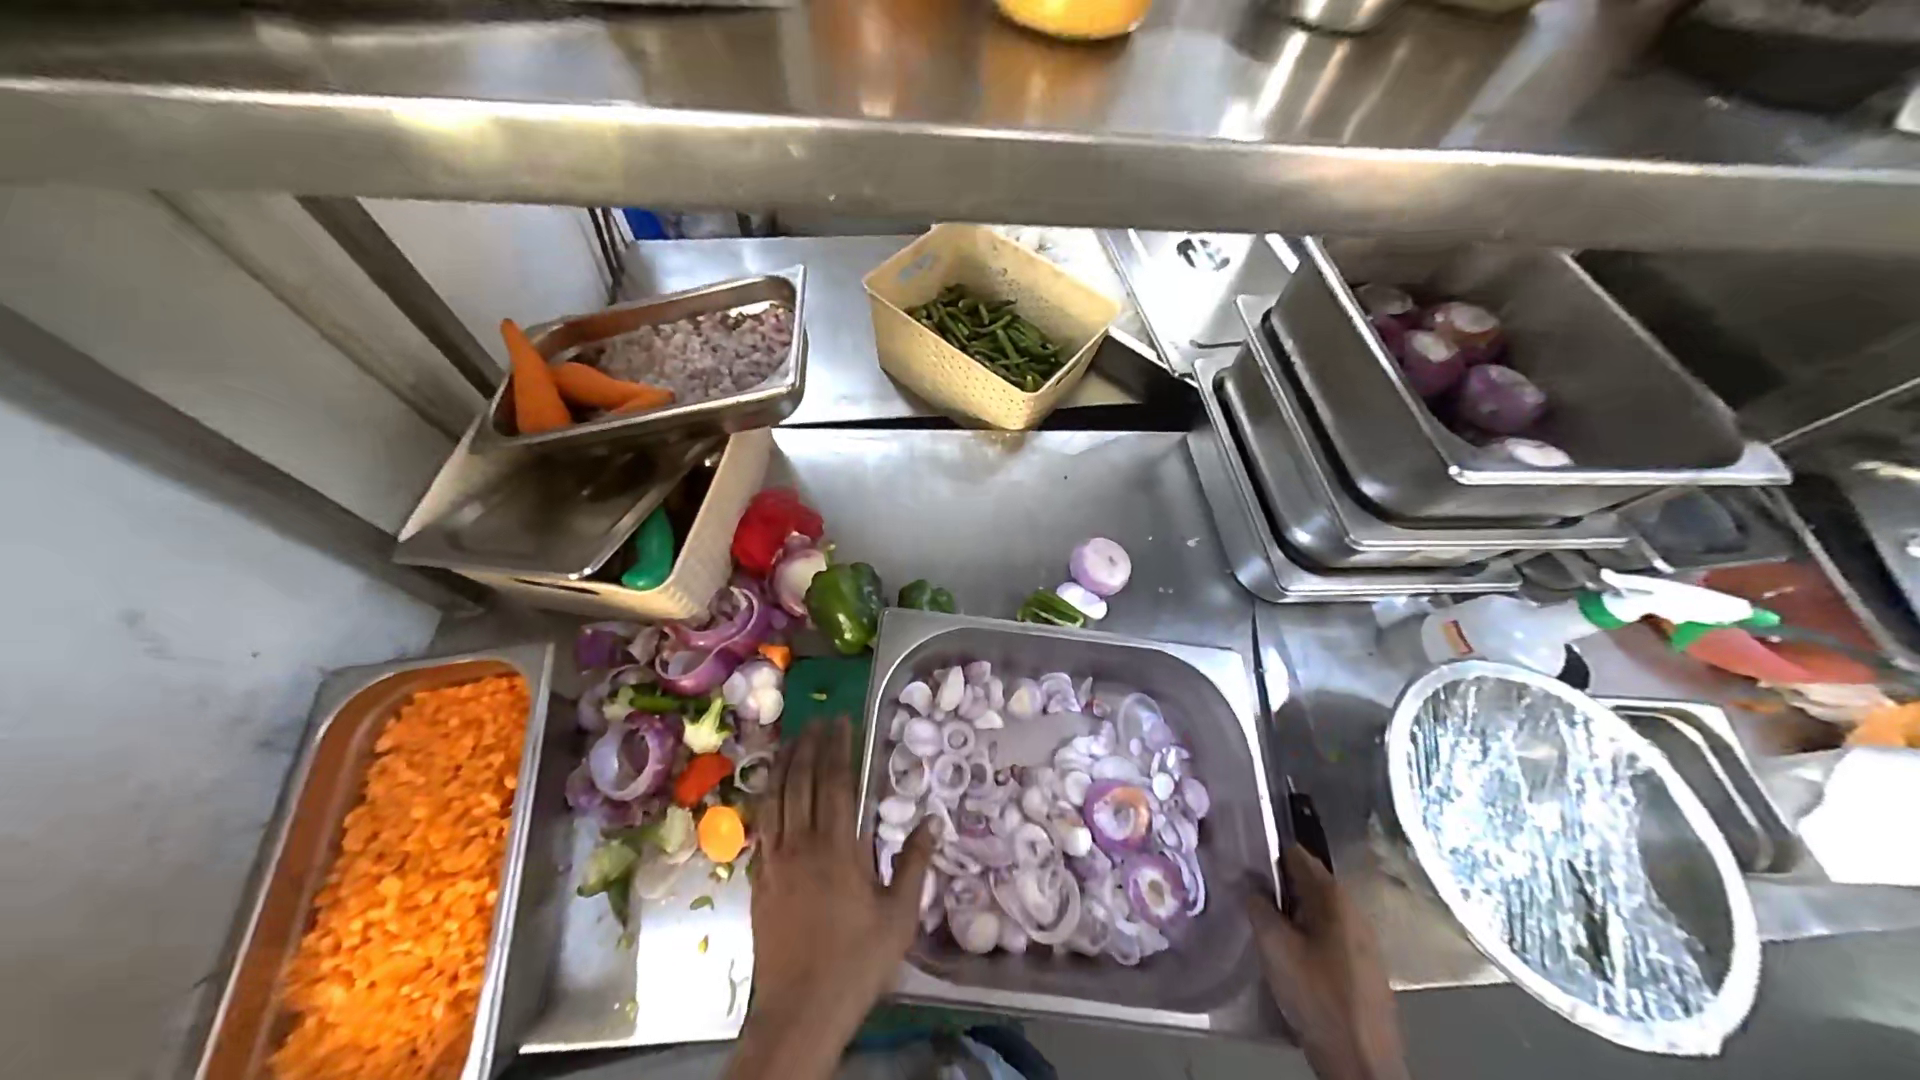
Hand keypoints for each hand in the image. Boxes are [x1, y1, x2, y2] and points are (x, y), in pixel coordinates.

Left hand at [724, 718, 933, 1079]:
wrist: (800, 1010)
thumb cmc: (857, 961)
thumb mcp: (899, 916)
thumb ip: (913, 864)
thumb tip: (931, 821)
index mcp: (836, 848)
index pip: (835, 783)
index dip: (838, 748)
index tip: (841, 722)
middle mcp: (801, 844)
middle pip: (801, 782)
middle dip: (809, 747)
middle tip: (818, 721)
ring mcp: (775, 861)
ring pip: (775, 799)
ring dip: (783, 765)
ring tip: (791, 740)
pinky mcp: (760, 880)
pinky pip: (762, 826)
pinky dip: (767, 799)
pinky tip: (771, 791)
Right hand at [1244, 845, 1409, 1079]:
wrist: (1362, 1063)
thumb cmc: (1316, 995)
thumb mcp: (1274, 947)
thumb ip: (1258, 906)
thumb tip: (1250, 883)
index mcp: (1334, 897)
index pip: (1296, 854)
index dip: (1267, 854)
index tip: (1242, 863)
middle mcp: (1354, 909)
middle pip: (1308, 882)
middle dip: (1278, 885)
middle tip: (1247, 895)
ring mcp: (1364, 939)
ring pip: (1318, 910)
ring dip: (1291, 912)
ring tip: (1264, 924)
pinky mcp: (1365, 965)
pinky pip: (1329, 933)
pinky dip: (1307, 933)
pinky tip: (1290, 953)